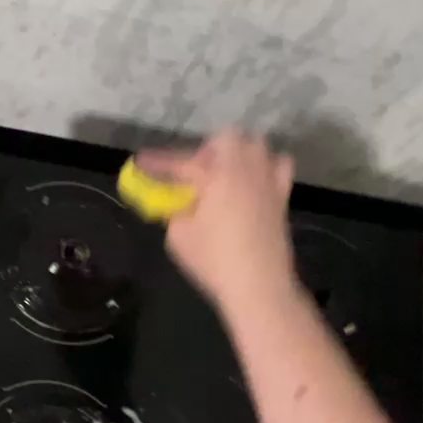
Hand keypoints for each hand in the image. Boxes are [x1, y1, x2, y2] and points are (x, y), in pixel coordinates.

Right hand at [136, 131, 297, 315]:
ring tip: (223, 176)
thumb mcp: (179, 237)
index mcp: (216, 175)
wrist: (258, 283)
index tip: (140, 161)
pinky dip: (263, 167)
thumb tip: (181, 205)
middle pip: (226, 138)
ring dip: (237, 153)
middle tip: (194, 173)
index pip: (181, 162)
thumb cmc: (214, 260)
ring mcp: (268, 180)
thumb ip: (175, 212)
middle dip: (207, 150)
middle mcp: (245, 168)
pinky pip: (277, 165)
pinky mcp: (282, 196)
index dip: (158, 162)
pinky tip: (252, 184)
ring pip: (256, 146)